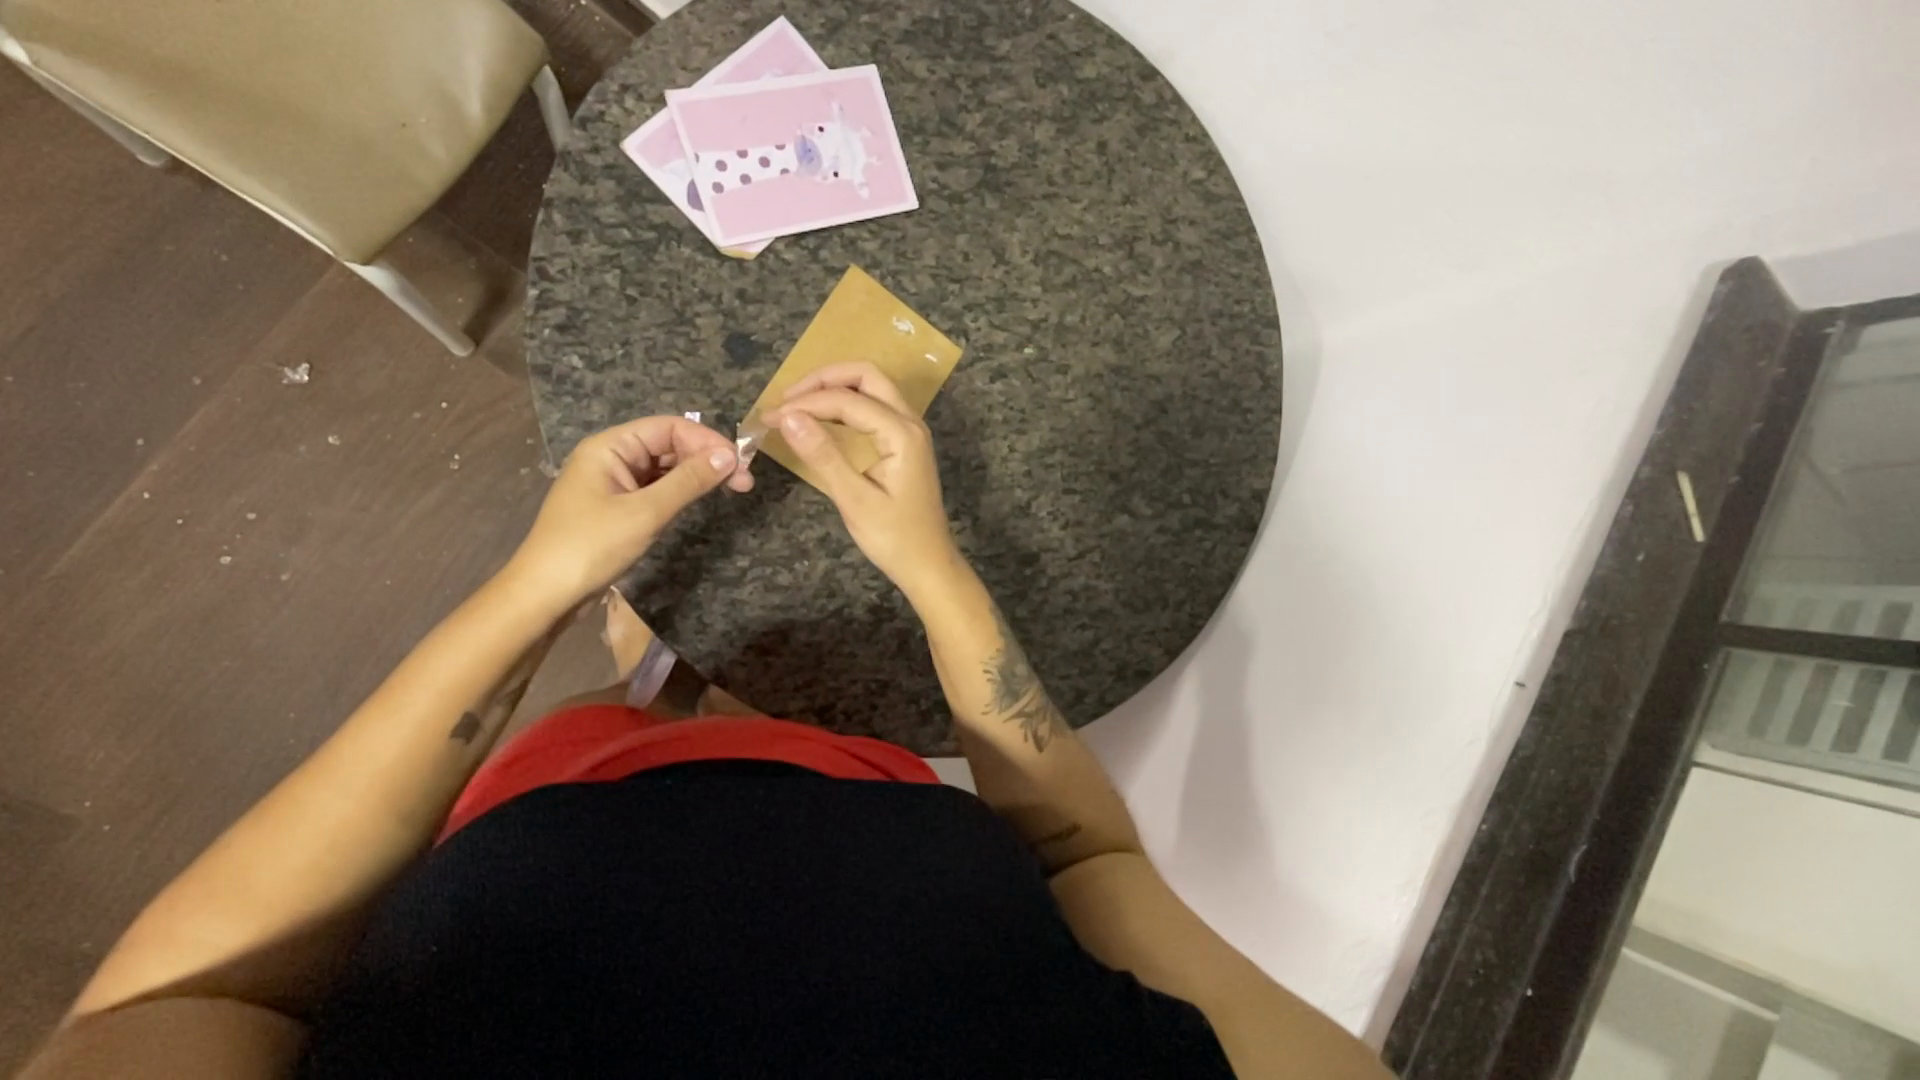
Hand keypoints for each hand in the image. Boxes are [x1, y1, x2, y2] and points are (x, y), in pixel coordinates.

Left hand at [505, 416, 750, 606]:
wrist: (545, 594)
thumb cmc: (591, 547)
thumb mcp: (645, 513)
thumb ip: (688, 481)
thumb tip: (729, 456)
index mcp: (609, 447)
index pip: (668, 427)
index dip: (707, 441)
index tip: (741, 464)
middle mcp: (610, 457)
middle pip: (667, 444)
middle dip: (706, 458)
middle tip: (744, 481)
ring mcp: (612, 483)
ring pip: (663, 467)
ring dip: (696, 475)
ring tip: (731, 489)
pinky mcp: (615, 507)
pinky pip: (654, 488)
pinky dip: (679, 492)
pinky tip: (699, 501)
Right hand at [763, 362, 962, 597]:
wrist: (928, 564)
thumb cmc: (894, 538)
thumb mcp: (854, 499)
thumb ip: (822, 455)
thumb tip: (788, 417)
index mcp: (902, 434)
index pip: (847, 401)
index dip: (806, 403)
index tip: (770, 416)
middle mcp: (910, 423)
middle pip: (866, 376)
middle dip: (823, 379)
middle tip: (787, 398)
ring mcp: (910, 431)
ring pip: (872, 388)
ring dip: (835, 388)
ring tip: (797, 404)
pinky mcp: (904, 443)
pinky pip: (874, 408)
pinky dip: (846, 405)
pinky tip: (821, 419)